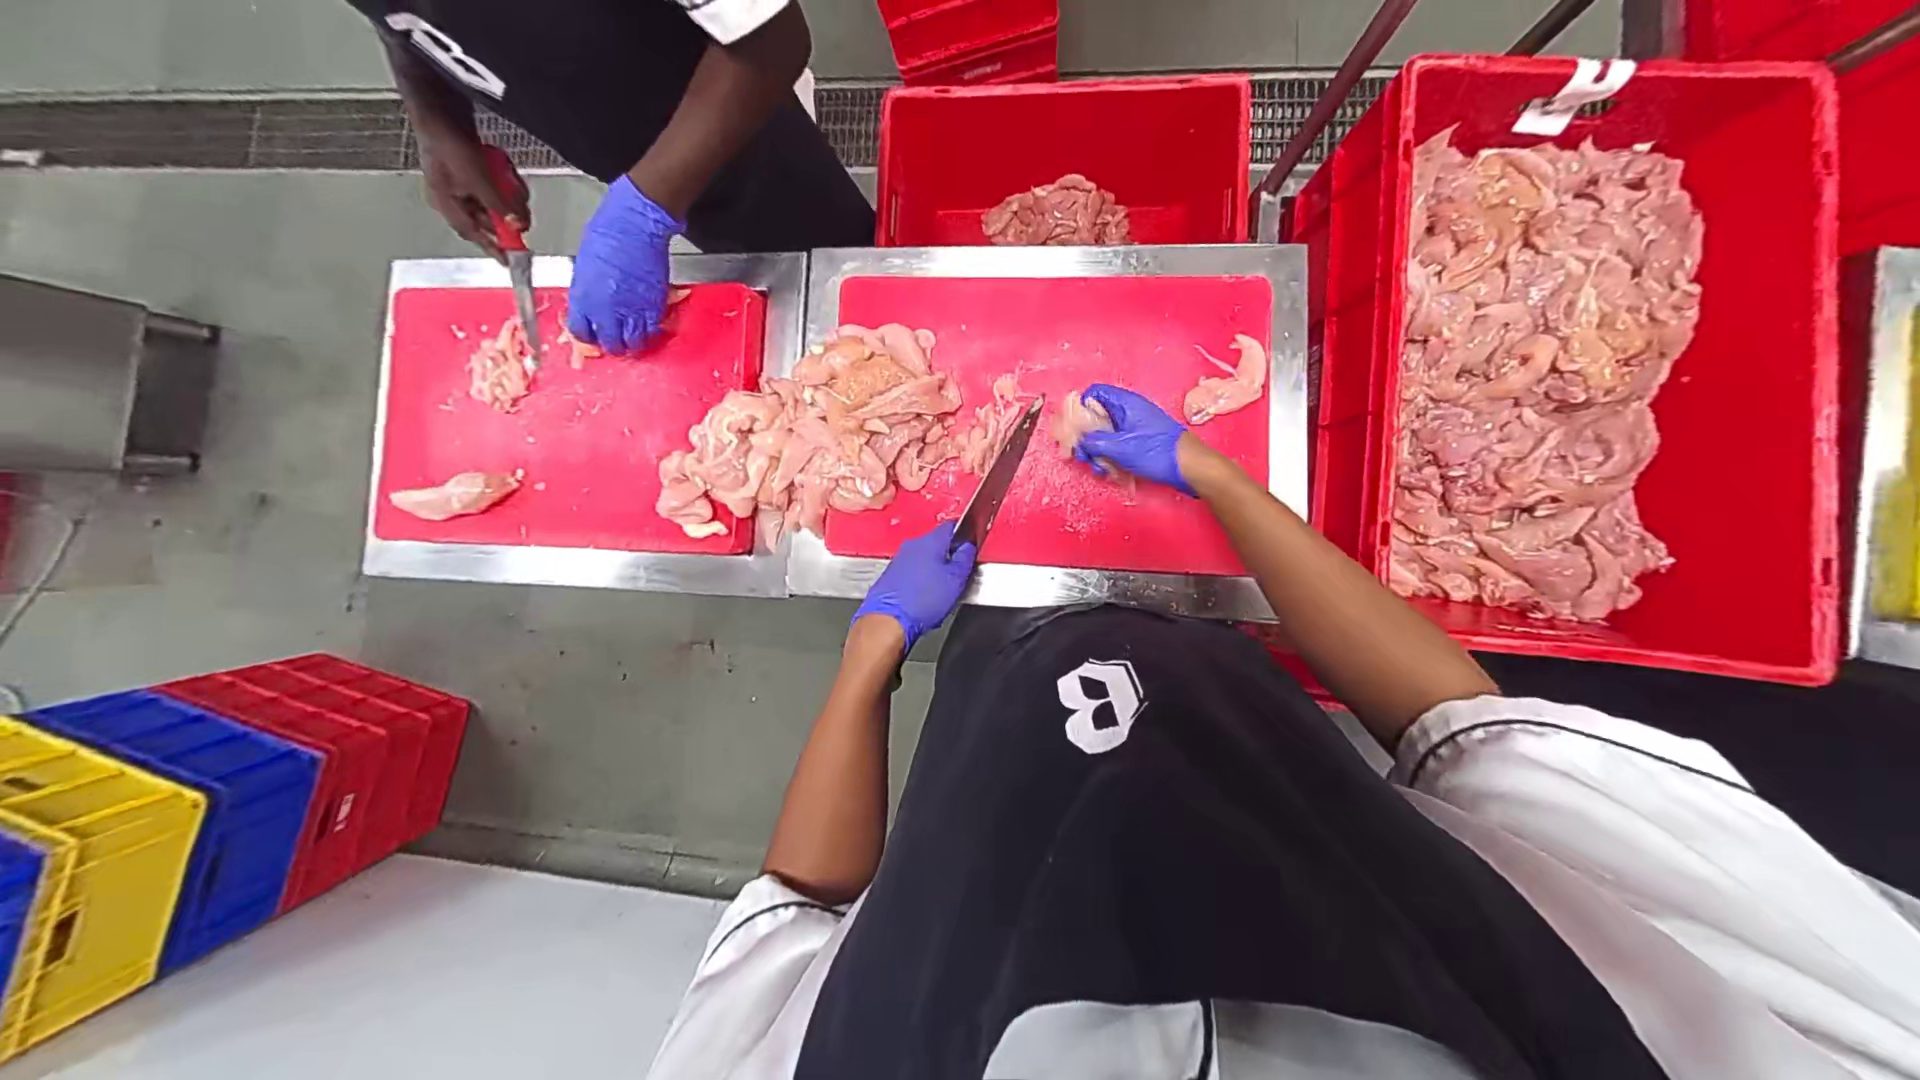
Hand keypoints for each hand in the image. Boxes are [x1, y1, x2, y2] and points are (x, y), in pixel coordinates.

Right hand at [419, 135, 528, 262]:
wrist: (440, 104)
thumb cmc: (447, 140)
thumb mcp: (477, 179)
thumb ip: (498, 205)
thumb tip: (517, 226)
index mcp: (446, 203)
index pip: (473, 234)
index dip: (493, 248)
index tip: (511, 260)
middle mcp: (456, 196)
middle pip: (493, 219)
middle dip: (508, 211)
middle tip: (519, 205)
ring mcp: (466, 183)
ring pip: (500, 201)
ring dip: (508, 190)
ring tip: (505, 173)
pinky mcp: (477, 170)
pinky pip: (499, 183)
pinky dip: (505, 176)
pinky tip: (501, 162)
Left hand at [566, 177, 684, 355]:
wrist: (636, 225)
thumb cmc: (608, 234)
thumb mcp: (586, 264)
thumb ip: (588, 290)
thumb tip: (592, 304)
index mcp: (584, 297)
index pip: (581, 331)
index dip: (588, 335)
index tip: (592, 334)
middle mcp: (607, 310)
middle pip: (610, 344)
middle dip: (612, 344)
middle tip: (616, 339)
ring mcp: (632, 311)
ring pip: (633, 344)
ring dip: (633, 342)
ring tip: (634, 337)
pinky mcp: (654, 308)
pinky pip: (651, 332)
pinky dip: (650, 333)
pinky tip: (648, 326)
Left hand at [853, 522, 977, 649]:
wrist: (888, 621)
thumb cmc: (922, 600)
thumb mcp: (956, 579)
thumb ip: (965, 558)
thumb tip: (968, 547)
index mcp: (930, 541)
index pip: (951, 527)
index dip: (964, 536)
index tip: (969, 549)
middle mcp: (912, 546)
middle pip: (936, 545)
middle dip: (948, 560)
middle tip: (958, 578)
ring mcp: (898, 561)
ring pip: (923, 561)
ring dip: (933, 573)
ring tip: (940, 595)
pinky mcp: (889, 577)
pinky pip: (910, 575)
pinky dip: (919, 584)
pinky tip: (924, 602)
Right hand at [1076, 384, 1195, 495]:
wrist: (1190, 467)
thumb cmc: (1156, 452)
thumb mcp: (1119, 447)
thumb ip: (1093, 441)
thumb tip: (1075, 439)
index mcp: (1125, 403)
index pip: (1093, 394)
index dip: (1078, 409)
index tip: (1072, 429)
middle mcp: (1128, 410)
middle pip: (1096, 415)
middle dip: (1085, 436)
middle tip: (1080, 454)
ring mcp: (1134, 426)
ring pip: (1105, 433)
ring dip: (1096, 450)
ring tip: (1098, 467)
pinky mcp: (1139, 441)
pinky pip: (1116, 444)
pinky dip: (1109, 455)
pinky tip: (1109, 470)